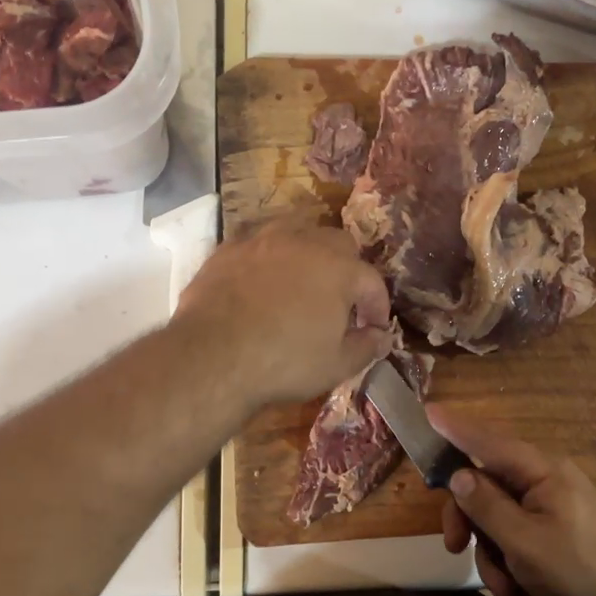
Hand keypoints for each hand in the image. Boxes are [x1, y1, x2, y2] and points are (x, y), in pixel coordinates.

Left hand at [176, 218, 392, 407]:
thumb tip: (382, 336)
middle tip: (341, 302)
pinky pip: (259, 243)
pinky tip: (263, 282)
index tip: (374, 328)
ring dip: (309, 253)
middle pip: (338, 243)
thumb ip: (366, 347)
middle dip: (347, 269)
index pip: (371, 281)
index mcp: (339, 268)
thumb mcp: (336, 365)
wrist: (213, 357)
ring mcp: (262, 240)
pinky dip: (270, 258)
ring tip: (304, 281)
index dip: (378, 306)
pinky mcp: (228, 249)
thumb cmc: (284, 363)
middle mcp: (304, 242)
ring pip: (297, 231)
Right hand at [428, 406, 595, 595]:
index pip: (489, 441)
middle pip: (486, 489)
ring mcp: (551, 510)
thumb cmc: (579, 569)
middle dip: (470, 525)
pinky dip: (513, 568)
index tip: (428, 411)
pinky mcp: (555, 536)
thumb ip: (486, 506)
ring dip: (495, 560)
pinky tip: (525, 595)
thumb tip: (459, 474)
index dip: (456, 429)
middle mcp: (545, 483)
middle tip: (455, 549)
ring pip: (498, 523)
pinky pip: (517, 543)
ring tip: (511, 593)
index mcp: (542, 472)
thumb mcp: (523, 541)